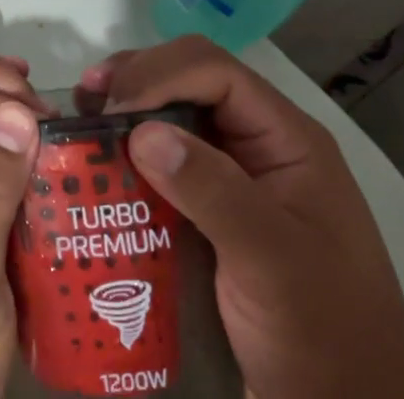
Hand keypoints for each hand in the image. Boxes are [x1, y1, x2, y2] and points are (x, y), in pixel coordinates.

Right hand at [77, 36, 403, 398]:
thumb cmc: (323, 332)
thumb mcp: (274, 262)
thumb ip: (214, 192)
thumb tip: (141, 131)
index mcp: (287, 140)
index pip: (216, 72)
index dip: (158, 73)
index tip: (108, 107)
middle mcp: (257, 146)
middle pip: (188, 80)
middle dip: (133, 83)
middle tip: (82, 106)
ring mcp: (232, 178)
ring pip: (170, 118)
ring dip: (123, 114)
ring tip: (79, 126)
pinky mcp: (206, 210)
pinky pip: (160, 163)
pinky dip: (123, 156)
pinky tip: (93, 167)